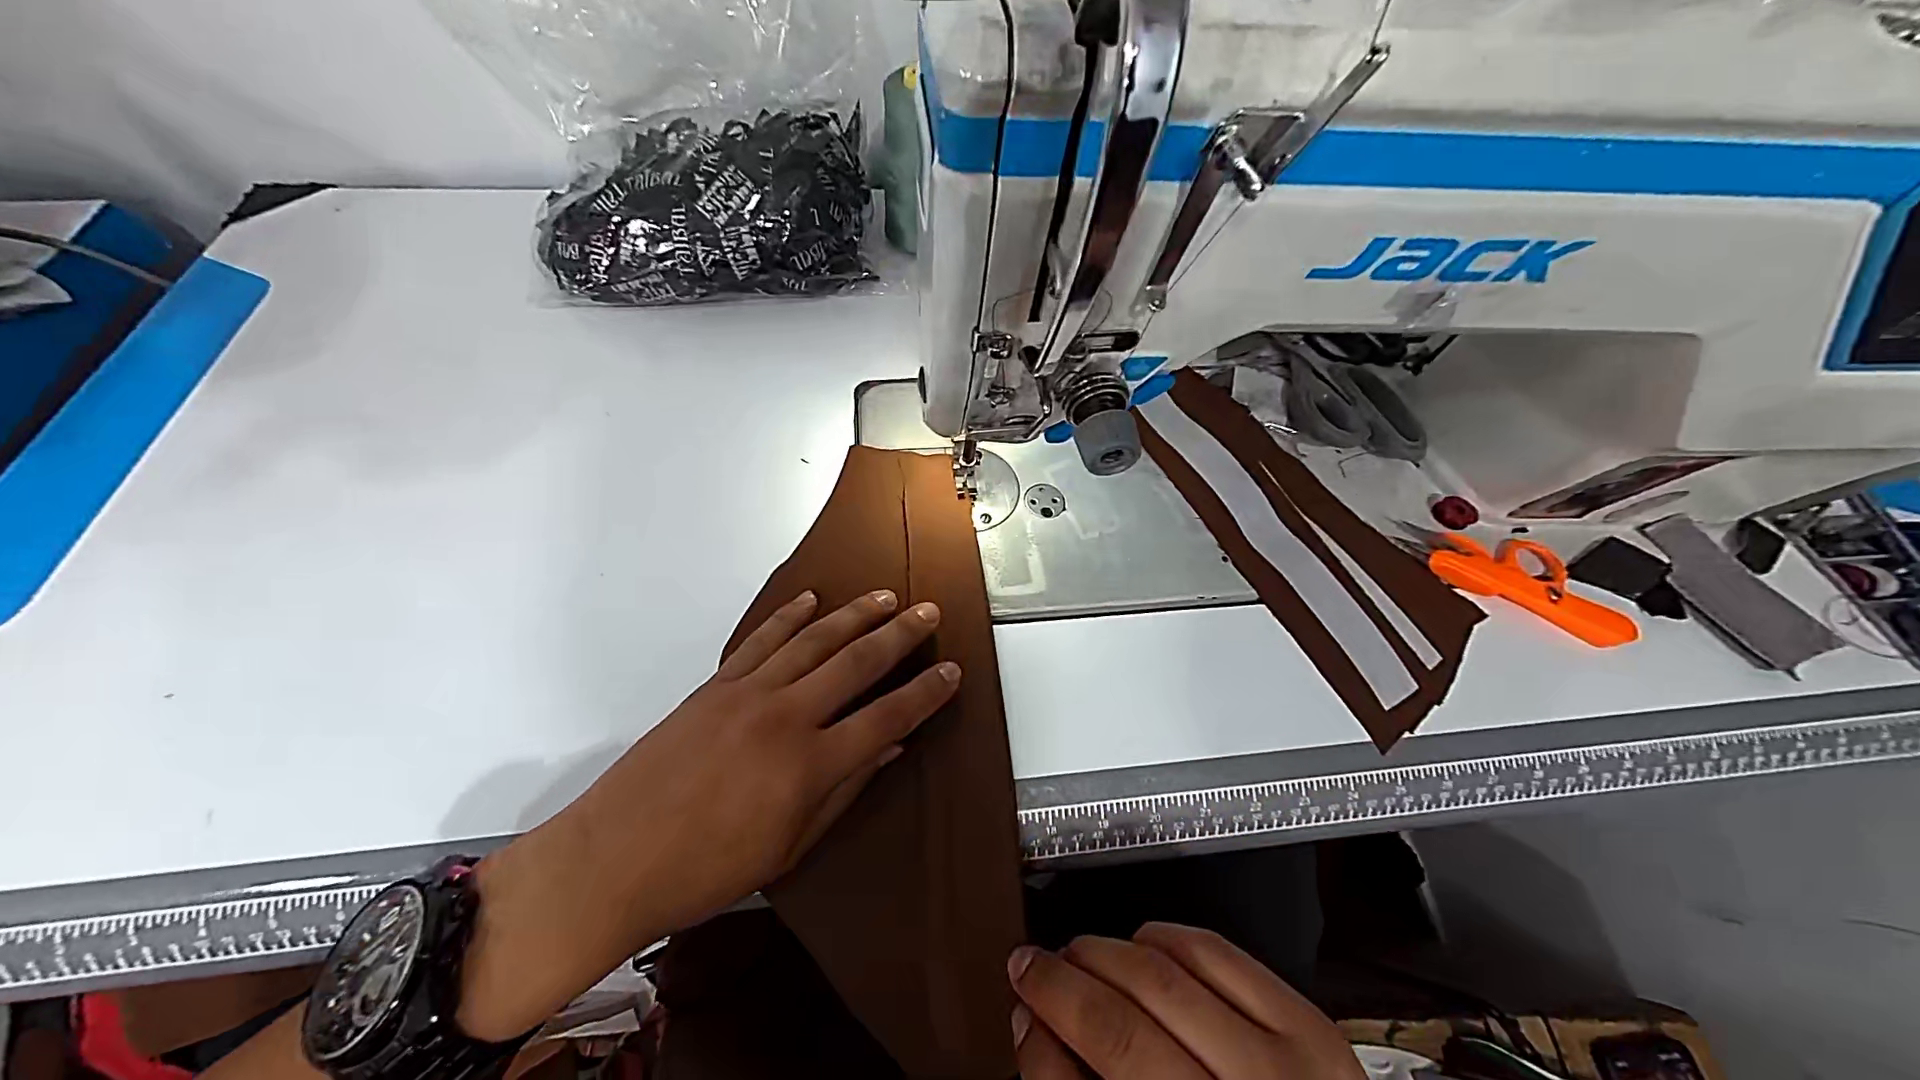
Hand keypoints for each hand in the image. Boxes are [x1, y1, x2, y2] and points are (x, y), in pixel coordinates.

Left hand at [456, 589, 960, 1040]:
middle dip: (900, 635)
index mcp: (810, 765)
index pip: (887, 717)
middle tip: (928, 612)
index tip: (951, 672)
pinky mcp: (714, 686)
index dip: (925, 694)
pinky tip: (811, 600)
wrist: (612, 860)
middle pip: (856, 663)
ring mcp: (746, 694)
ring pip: (813, 640)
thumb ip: (844, 792)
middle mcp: (785, 717)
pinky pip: (760, 640)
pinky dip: (788, 616)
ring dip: (853, 614)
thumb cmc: (706, 870)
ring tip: (884, 596)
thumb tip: (888, 751)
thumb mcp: (789, 846)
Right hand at [1008, 923, 1364, 1079]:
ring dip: (1105, 952)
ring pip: (1165, 973)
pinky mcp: (1310, 1027)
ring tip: (1080, 954)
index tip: (1020, 998)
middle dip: (1062, 980)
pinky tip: (1142, 946)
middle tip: (1035, 967)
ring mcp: (1286, 1067)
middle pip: (1122, 1020)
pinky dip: (1166, 937)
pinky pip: (1216, 951)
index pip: (1098, 1056)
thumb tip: (1034, 1025)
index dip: (1043, 1022)